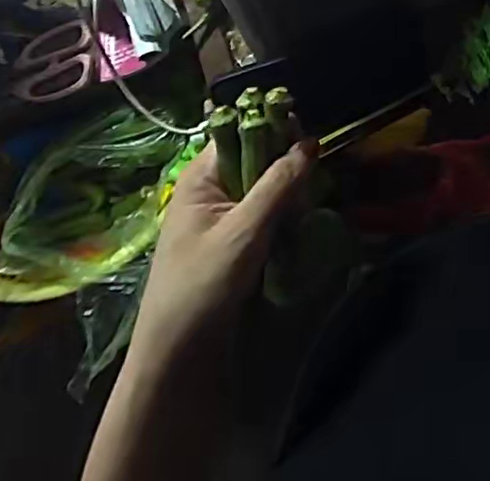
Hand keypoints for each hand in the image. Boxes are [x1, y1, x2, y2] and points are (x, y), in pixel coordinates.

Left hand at [131, 140, 314, 360]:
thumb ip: (277, 186)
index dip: (273, 129)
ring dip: (290, 196)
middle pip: (258, 158)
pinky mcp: (237, 242)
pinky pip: (268, 215)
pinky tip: (301, 228)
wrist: (176, 361)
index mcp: (202, 176)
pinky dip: (286, 218)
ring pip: (268, 188)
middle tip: (313, 182)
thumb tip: (310, 143)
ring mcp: (225, 216)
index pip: (241, 132)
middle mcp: (212, 189)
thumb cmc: (200, 289)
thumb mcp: (243, 233)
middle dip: (287, 167)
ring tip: (309, 209)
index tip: (308, 140)